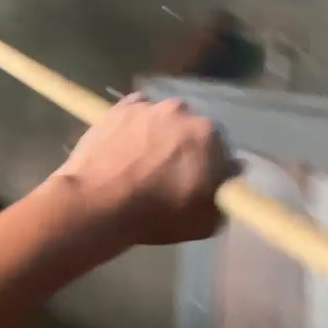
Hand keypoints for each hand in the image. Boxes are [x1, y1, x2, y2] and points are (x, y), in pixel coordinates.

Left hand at [48, 94, 234, 247]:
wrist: (96, 203)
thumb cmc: (156, 215)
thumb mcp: (204, 221)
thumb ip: (224, 192)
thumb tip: (231, 169)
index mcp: (208, 135)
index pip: (220, 149)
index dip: (210, 166)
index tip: (198, 181)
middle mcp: (181, 111)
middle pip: (190, 129)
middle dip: (185, 146)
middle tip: (168, 171)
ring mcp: (147, 106)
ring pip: (162, 118)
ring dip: (160, 132)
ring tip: (143, 158)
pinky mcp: (118, 108)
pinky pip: (135, 111)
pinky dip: (135, 123)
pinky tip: (127, 141)